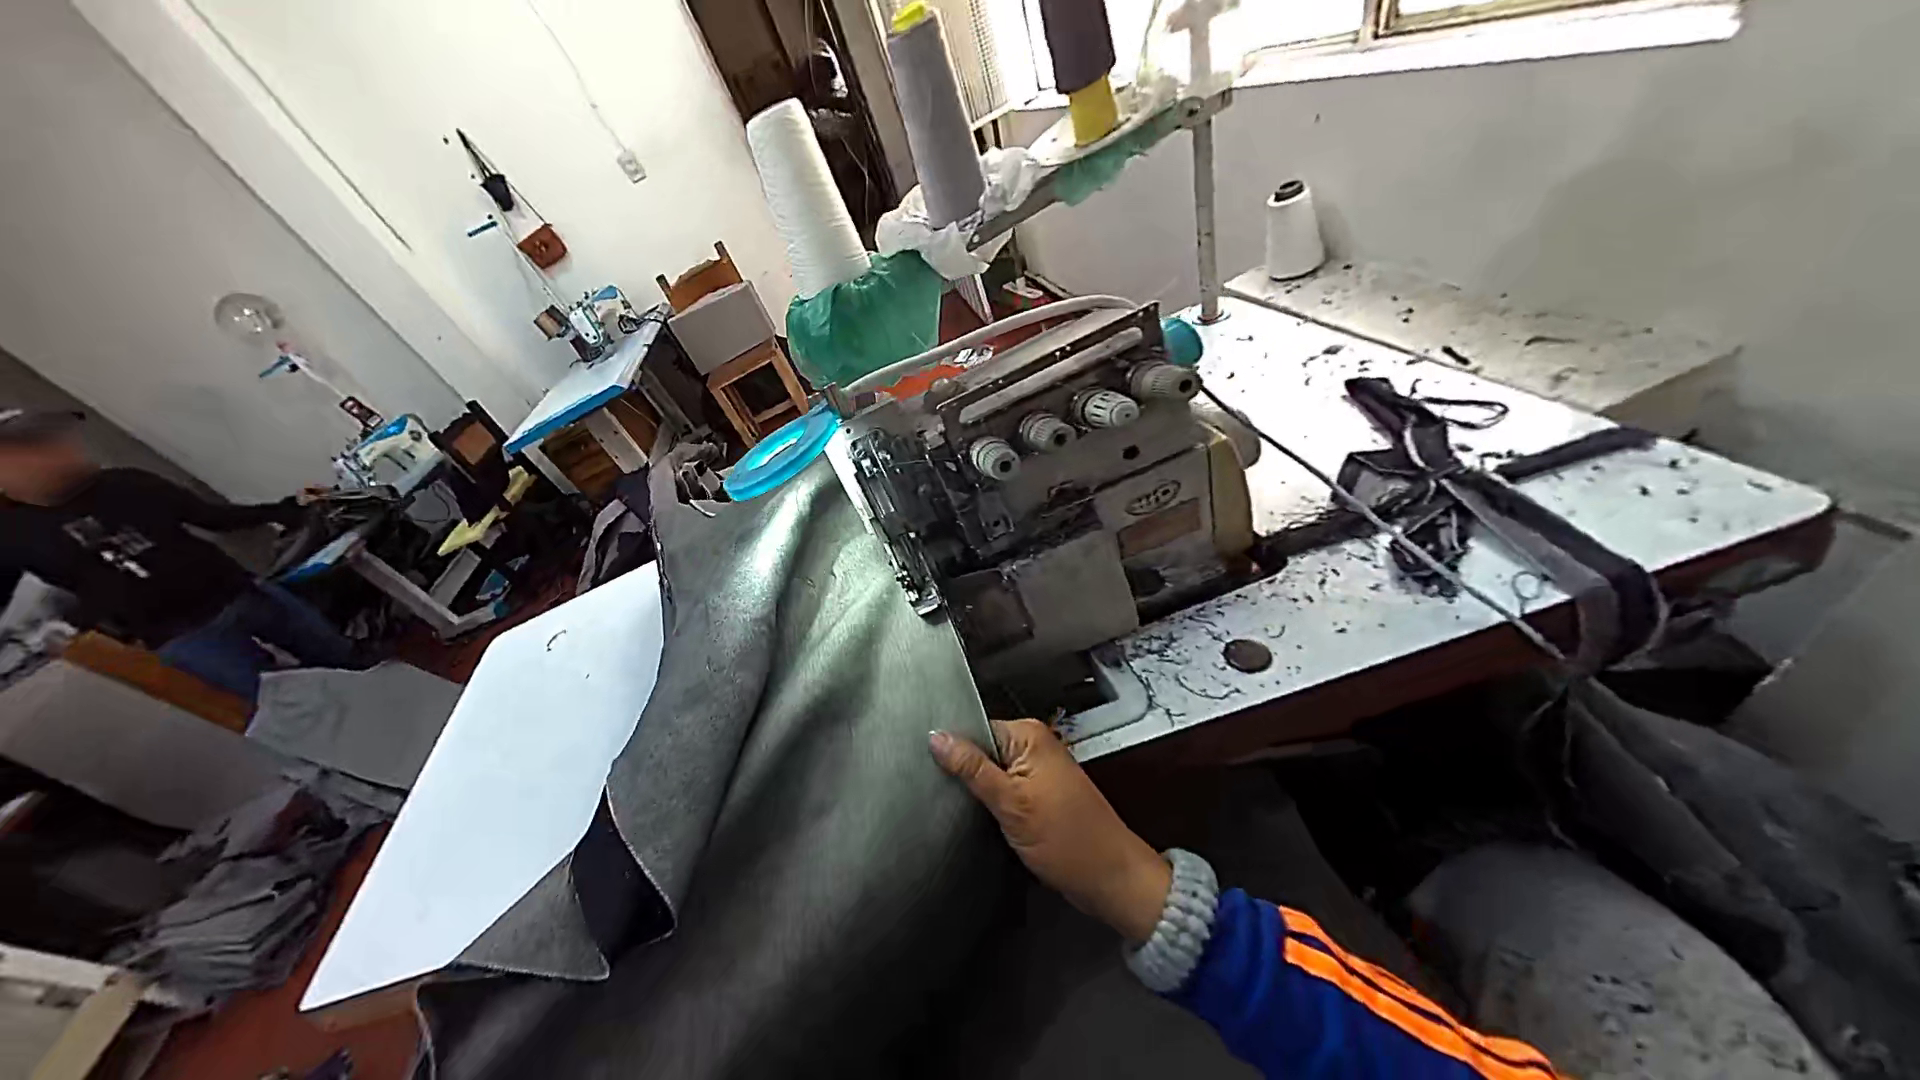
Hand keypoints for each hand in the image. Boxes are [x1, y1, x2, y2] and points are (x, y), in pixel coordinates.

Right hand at [930, 720, 1171, 943]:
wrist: (1108, 879)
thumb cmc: (1067, 840)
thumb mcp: (1010, 802)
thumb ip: (971, 767)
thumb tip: (937, 737)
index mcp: (1029, 734)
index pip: (974, 726)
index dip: (952, 747)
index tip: (928, 766)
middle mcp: (1034, 745)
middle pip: (980, 748)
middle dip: (962, 770)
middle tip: (943, 793)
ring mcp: (1036, 771)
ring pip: (989, 772)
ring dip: (975, 789)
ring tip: (962, 807)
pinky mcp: (1036, 794)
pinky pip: (1002, 789)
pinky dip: (989, 802)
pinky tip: (979, 816)